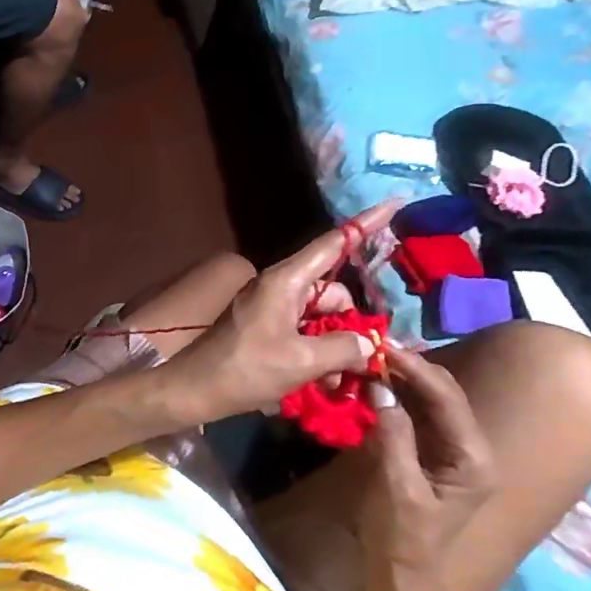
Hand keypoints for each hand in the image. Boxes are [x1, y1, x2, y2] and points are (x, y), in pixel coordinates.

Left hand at [162, 216, 393, 426]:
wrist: (194, 389)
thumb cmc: (246, 368)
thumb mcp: (302, 361)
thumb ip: (343, 348)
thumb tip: (367, 343)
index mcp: (285, 281)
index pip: (332, 244)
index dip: (366, 225)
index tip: (396, 202)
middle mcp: (279, 288)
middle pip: (332, 292)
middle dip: (353, 323)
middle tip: (369, 358)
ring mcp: (271, 308)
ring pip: (320, 318)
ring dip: (336, 346)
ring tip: (342, 381)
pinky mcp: (265, 329)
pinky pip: (303, 332)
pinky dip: (317, 353)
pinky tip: (327, 383)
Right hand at [355, 346, 495, 590]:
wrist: (402, 579)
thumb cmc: (403, 540)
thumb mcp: (397, 489)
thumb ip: (392, 437)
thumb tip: (380, 389)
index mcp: (473, 459)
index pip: (446, 398)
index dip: (415, 368)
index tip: (381, 346)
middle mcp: (470, 449)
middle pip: (442, 393)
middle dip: (409, 367)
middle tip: (370, 346)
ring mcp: (451, 451)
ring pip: (429, 399)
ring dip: (401, 378)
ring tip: (369, 358)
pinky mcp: (430, 454)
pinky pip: (416, 413)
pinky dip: (396, 394)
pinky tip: (374, 384)